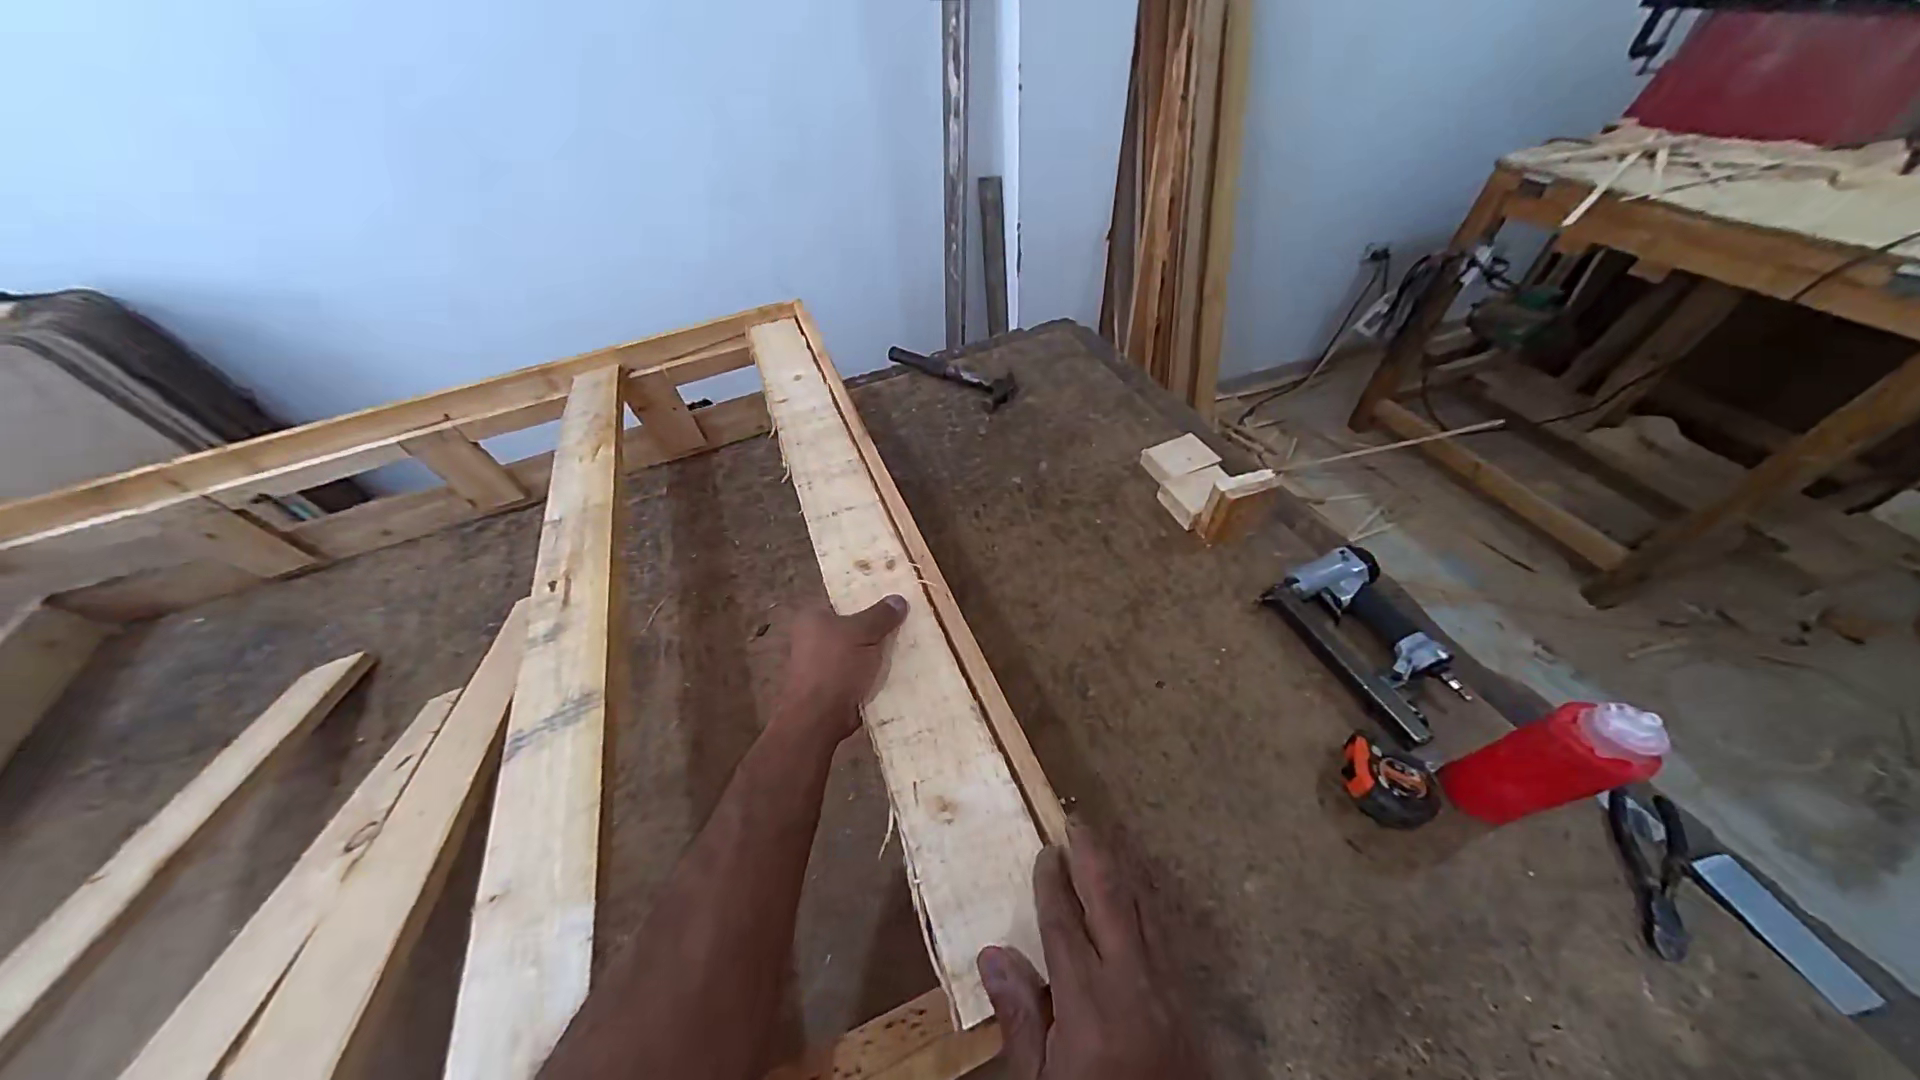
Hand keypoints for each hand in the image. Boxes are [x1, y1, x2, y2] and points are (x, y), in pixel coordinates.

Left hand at [773, 595, 908, 744]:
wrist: (819, 717)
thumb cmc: (835, 666)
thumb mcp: (862, 633)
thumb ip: (881, 615)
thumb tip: (898, 599)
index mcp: (812, 618)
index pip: (843, 601)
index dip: (868, 598)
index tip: (894, 601)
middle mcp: (813, 638)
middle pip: (853, 627)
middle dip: (877, 628)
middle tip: (907, 622)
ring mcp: (822, 665)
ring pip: (859, 652)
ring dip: (878, 653)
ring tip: (909, 645)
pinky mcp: (834, 687)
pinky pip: (860, 673)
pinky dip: (875, 673)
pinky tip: (899, 670)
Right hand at [977, 826, 1205, 1079]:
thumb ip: (1021, 1017)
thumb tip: (992, 954)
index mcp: (1086, 1002)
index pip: (1063, 922)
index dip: (1051, 882)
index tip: (1044, 851)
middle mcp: (1129, 981)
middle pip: (1109, 898)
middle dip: (1091, 855)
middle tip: (1074, 822)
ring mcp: (1165, 985)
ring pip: (1143, 907)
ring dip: (1122, 868)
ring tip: (1104, 840)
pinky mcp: (1188, 997)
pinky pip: (1165, 931)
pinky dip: (1148, 899)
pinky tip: (1139, 888)